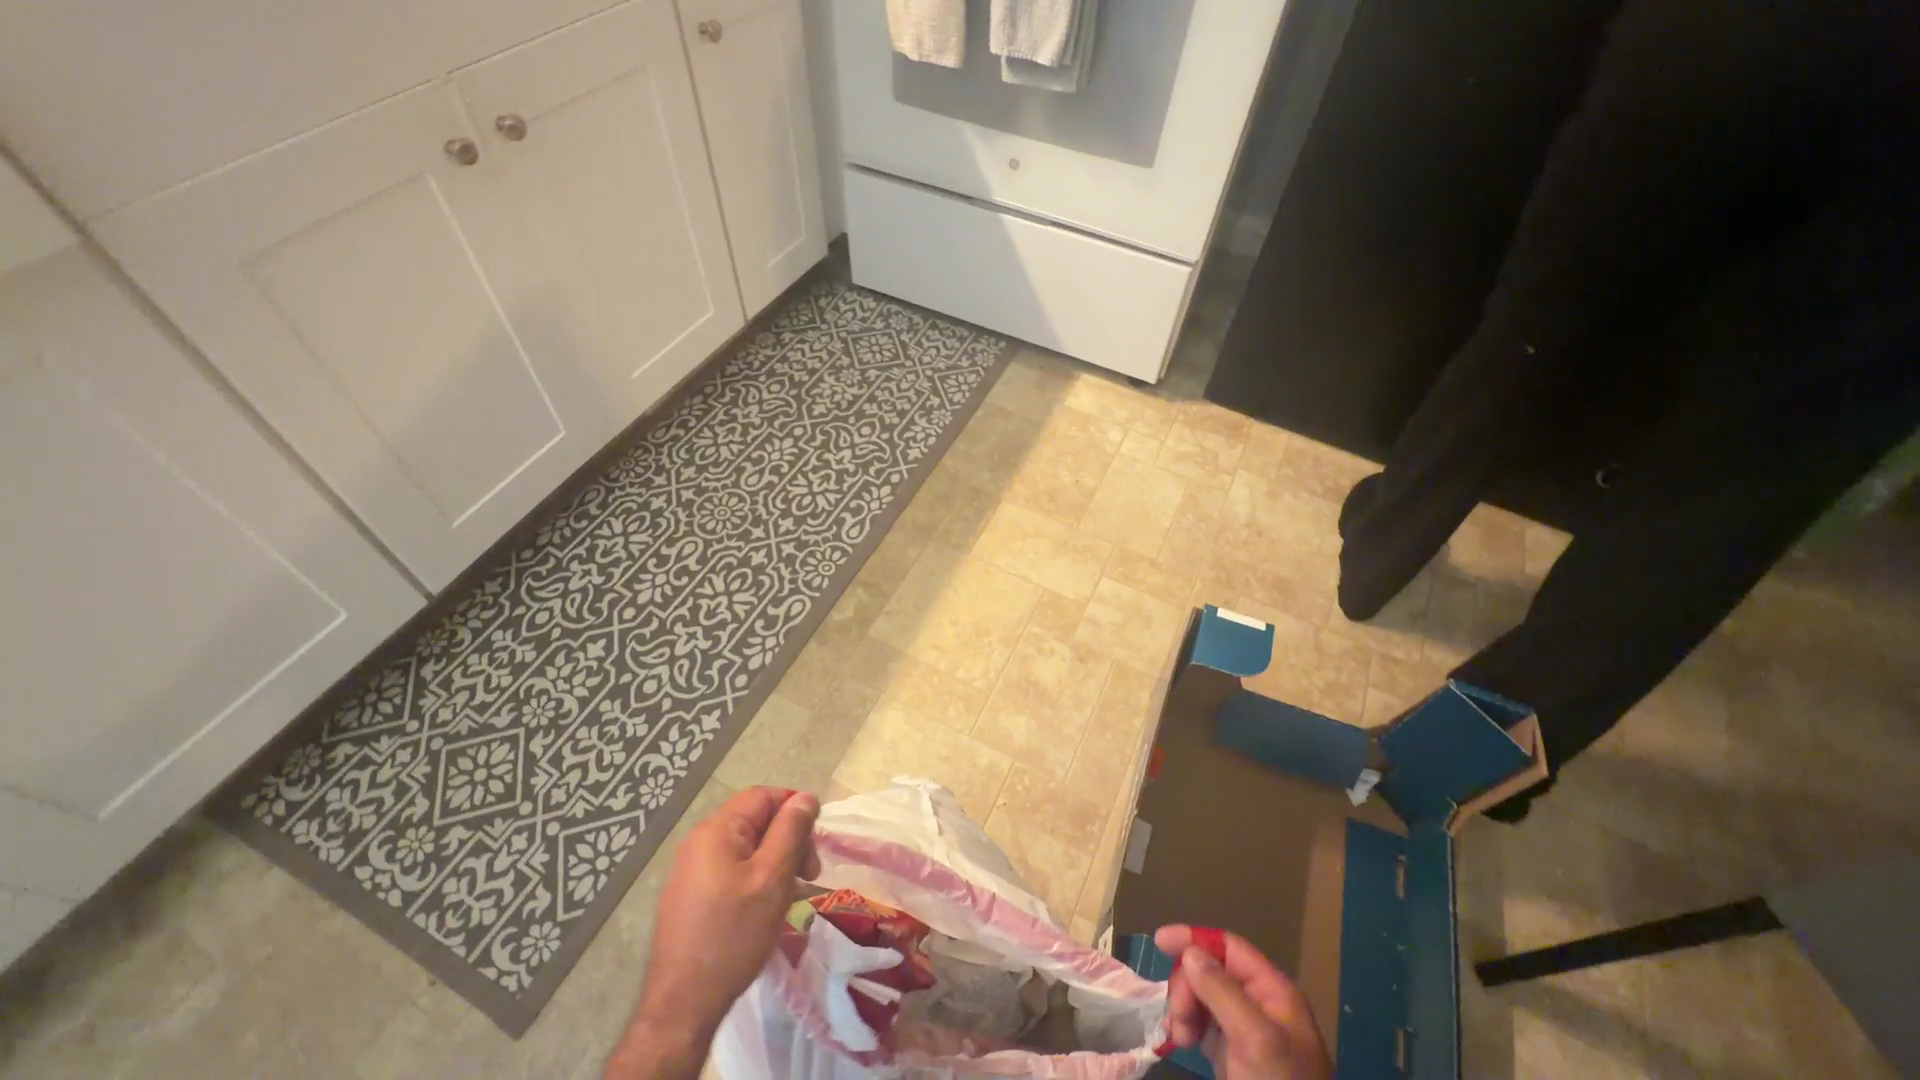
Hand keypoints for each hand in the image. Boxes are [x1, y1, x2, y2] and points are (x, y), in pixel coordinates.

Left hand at [607, 787, 820, 1079]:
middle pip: (755, 821)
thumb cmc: (734, 934)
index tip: (818, 842)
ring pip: (746, 849)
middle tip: (810, 874)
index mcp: (716, 831)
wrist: (684, 1000)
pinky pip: (731, 871)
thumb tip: (805, 797)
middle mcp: (698, 842)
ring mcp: (691, 871)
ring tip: (792, 894)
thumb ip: (790, 832)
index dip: (795, 808)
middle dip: (789, 839)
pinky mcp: (691, 896)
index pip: (762, 796)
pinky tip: (767, 908)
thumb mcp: (772, 878)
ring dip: (776, 862)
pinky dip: (756, 879)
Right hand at [1155, 925, 1330, 1079]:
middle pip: (1209, 971)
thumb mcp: (1255, 1039)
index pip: (1229, 947)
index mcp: (1272, 991)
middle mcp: (1257, 1003)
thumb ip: (1223, 992)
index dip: (1195, 939)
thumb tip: (1190, 952)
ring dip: (1183, 1008)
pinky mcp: (1229, 1051)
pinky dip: (1185, 1024)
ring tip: (1180, 1037)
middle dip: (1187, 986)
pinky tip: (1181, 1040)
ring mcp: (1243, 1028)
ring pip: (1200, 995)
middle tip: (1178, 1017)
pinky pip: (1199, 1021)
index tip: (1159, 941)